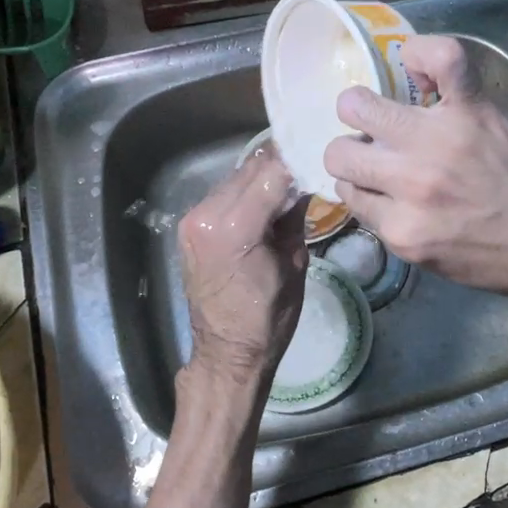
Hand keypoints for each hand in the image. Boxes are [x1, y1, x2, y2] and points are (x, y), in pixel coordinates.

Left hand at [177, 147, 308, 395]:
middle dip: (280, 167)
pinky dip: (245, 193)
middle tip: (308, 166)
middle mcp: (205, 216)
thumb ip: (294, 217)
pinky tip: (265, 201)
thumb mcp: (295, 264)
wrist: (227, 352)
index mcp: (234, 228)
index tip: (318, 156)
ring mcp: (192, 220)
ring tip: (289, 184)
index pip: (271, 174)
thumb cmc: (269, 318)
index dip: (296, 162)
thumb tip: (303, 182)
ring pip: (235, 179)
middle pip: (250, 171)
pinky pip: (223, 196)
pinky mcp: (189, 227)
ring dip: (262, 178)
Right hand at [322, 35, 507, 313]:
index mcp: (403, 229)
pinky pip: (440, 59)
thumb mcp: (443, 263)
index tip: (378, 178)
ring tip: (395, 109)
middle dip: (356, 149)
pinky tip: (422, 66)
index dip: (361, 183)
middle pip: (341, 152)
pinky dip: (424, 54)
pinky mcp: (477, 110)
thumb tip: (384, 197)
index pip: (348, 193)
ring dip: (368, 106)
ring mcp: (440, 141)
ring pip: (360, 105)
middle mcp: (410, 185)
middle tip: (383, 146)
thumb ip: (404, 227)